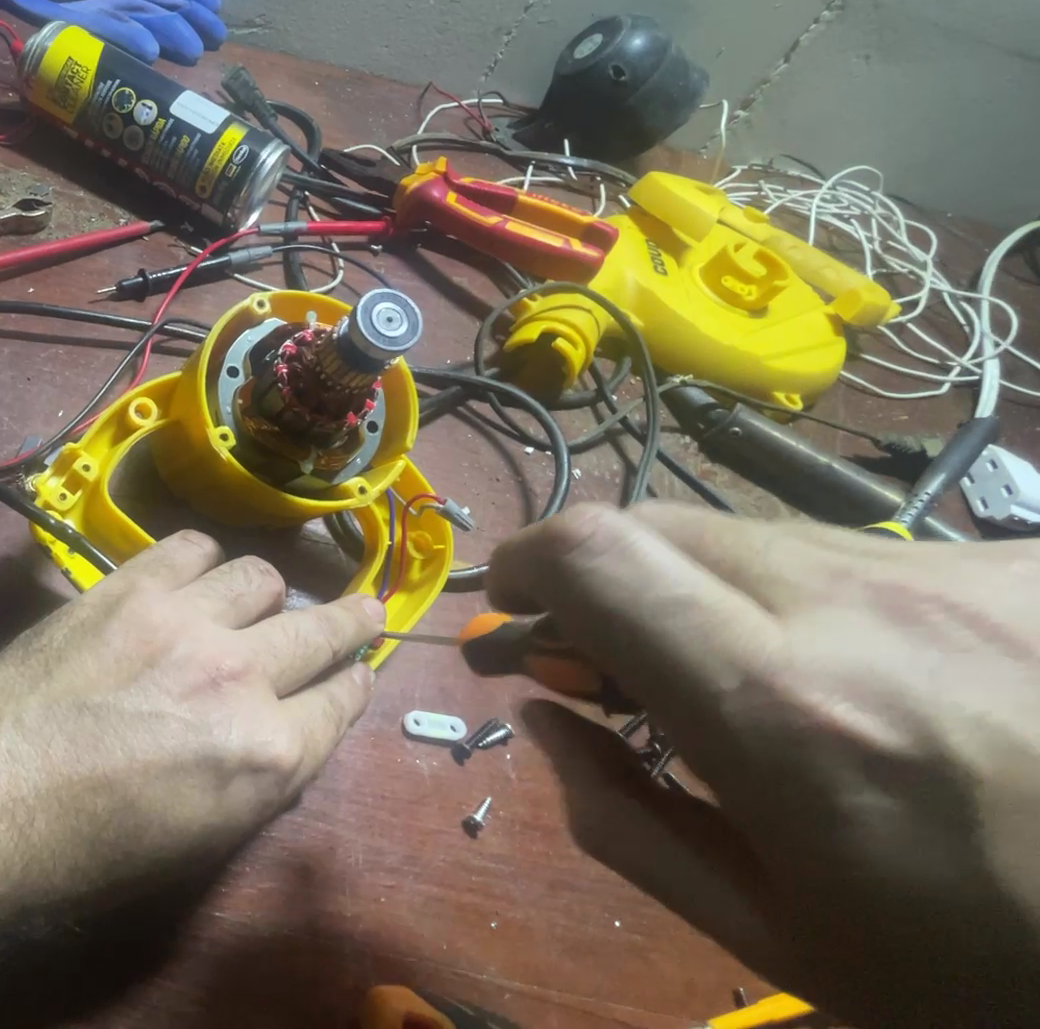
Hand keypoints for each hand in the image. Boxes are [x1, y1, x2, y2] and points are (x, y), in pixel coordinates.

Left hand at [0, 530, 382, 904]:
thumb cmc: (89, 848)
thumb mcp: (203, 838)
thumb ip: (260, 775)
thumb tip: (280, 731)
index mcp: (268, 754)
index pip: (342, 702)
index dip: (352, 684)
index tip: (354, 672)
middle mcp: (240, 675)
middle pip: (321, 631)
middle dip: (351, 622)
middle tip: (362, 610)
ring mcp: (183, 620)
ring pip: (259, 577)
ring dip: (264, 594)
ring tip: (252, 602)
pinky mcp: (129, 586)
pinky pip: (190, 548)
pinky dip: (201, 561)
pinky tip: (192, 575)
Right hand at [486, 503, 1039, 1028]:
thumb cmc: (1003, 982)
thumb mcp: (778, 934)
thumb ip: (617, 815)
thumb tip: (538, 713)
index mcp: (787, 713)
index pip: (592, 555)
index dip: (523, 562)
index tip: (514, 610)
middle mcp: (860, 608)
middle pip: (648, 521)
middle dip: (589, 577)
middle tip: (596, 653)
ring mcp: (957, 571)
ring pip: (736, 530)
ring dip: (684, 587)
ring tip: (728, 671)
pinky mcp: (1021, 560)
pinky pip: (836, 549)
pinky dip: (783, 594)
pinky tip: (846, 671)